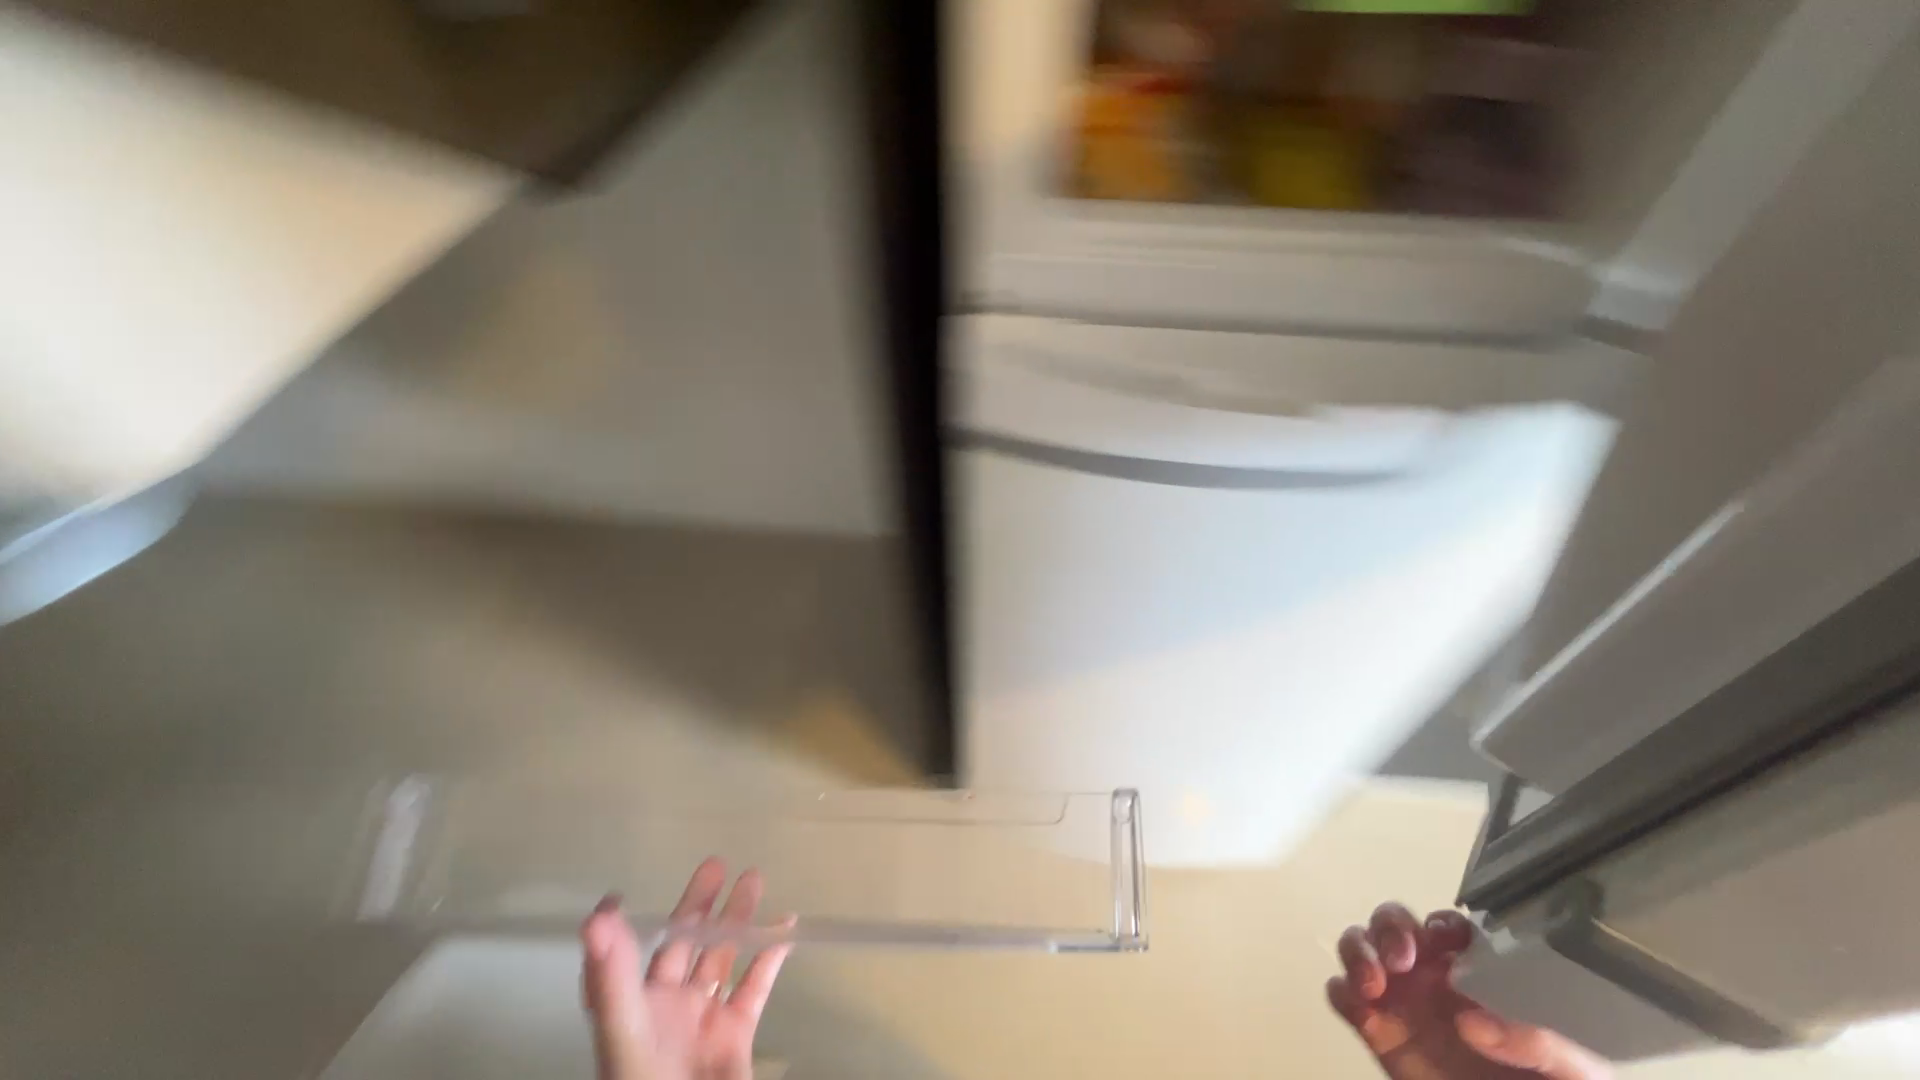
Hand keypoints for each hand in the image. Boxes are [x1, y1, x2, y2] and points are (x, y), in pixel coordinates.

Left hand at [581, 858, 791, 1079]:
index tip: (622, 897)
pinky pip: (754, 989)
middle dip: (698, 907)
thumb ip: (611, 982)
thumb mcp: (625, 1041)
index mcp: (627, 1013)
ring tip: (755, 880)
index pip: (618, 962)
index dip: (620, 932)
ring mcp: (701, 1024)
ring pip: (721, 959)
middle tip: (717, 864)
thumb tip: (593, 921)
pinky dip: (770, 958)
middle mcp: (662, 1013)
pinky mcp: (736, 1038)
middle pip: (680, 948)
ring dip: (737, 921)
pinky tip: (785, 928)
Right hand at [1327, 903, 1611, 1079]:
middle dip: (1387, 929)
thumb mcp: (1575, 1074)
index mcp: (1474, 972)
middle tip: (1399, 960)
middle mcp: (1428, 974)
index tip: (1446, 941)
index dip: (1441, 923)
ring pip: (1357, 946)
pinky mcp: (1374, 1029)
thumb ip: (1536, 1044)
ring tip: (1372, 984)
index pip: (1447, 925)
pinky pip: (1340, 995)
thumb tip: (1469, 1021)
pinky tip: (1364, 1013)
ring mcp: (1398, 999)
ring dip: (1357, 952)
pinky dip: (1343, 994)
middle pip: (1390, 921)